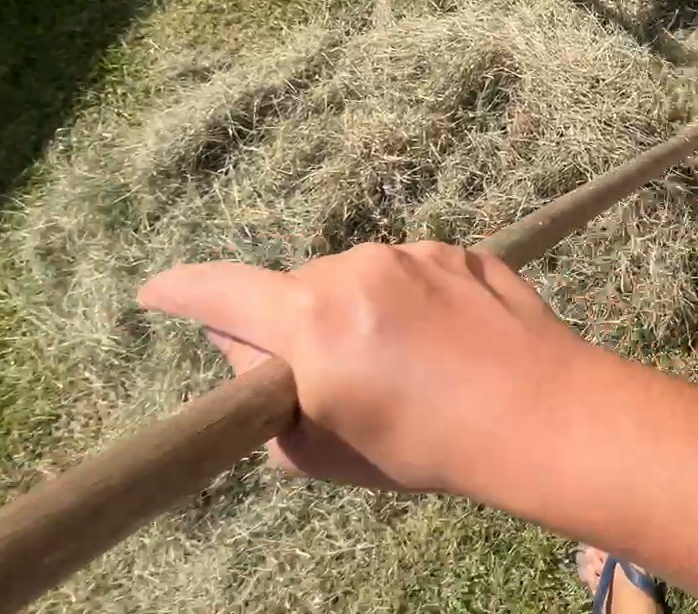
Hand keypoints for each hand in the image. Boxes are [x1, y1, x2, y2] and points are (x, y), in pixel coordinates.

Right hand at [138, 241, 583, 494]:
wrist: (537, 408)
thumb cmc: (421, 442)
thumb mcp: (313, 445)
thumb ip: (263, 388)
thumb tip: (249, 344)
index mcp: (315, 316)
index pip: (223, 291)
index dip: (184, 293)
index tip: (161, 292)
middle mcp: (368, 268)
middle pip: (302, 287)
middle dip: (301, 321)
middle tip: (337, 372)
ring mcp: (428, 254)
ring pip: (365, 275)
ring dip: (363, 305)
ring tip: (406, 358)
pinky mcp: (472, 253)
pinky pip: (419, 272)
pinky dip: (415, 297)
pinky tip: (445, 337)